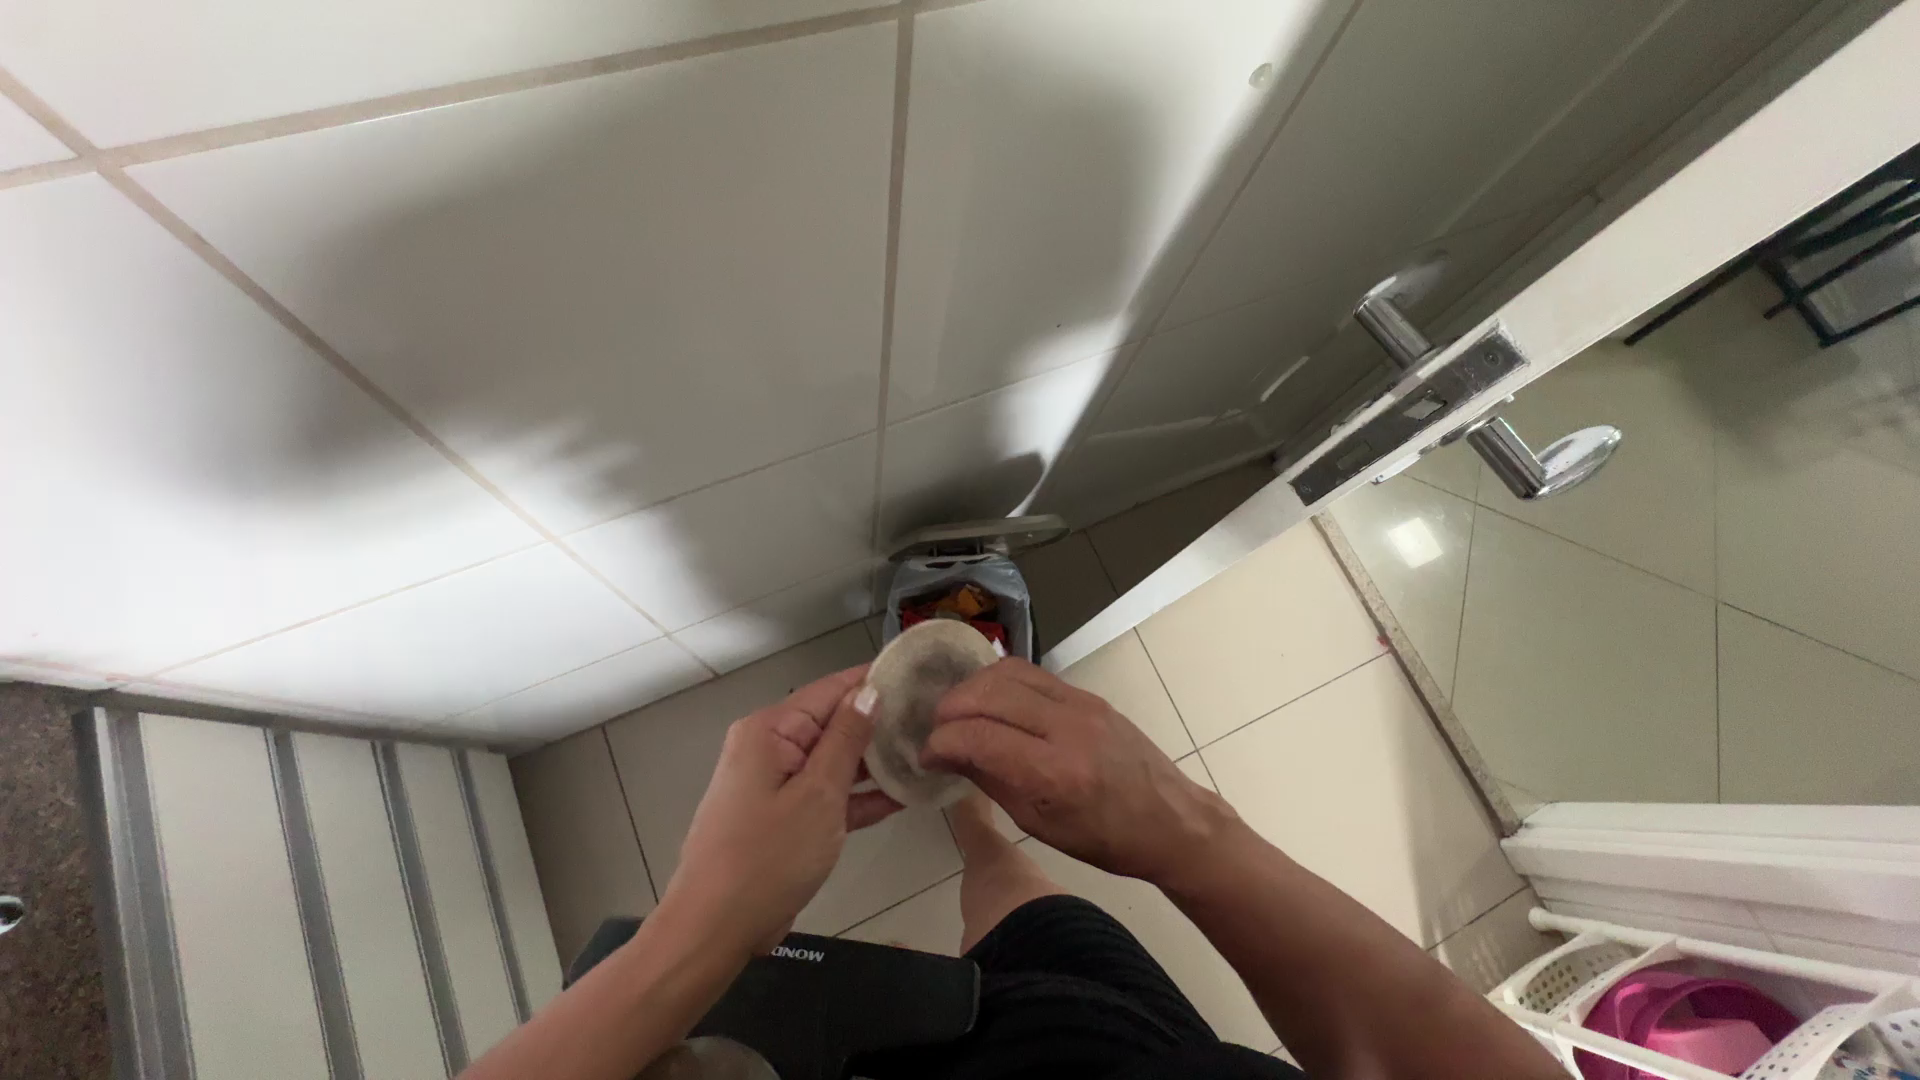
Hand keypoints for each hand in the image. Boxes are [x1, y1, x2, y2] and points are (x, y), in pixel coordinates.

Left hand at [662, 665, 900, 952]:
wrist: (715, 930)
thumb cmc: (768, 856)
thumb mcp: (818, 794)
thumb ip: (847, 739)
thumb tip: (869, 691)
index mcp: (771, 730)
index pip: (831, 690)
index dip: (875, 681)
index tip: (921, 677)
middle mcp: (771, 747)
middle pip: (834, 724)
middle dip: (881, 724)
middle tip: (934, 720)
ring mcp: (778, 784)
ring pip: (835, 761)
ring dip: (876, 763)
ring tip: (927, 752)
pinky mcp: (786, 816)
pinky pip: (828, 794)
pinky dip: (859, 796)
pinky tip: (905, 796)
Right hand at [920, 658, 1236, 886]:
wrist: (1171, 820)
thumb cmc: (1104, 840)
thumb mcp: (1039, 825)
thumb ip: (991, 780)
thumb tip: (948, 752)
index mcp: (1054, 773)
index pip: (979, 737)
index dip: (941, 742)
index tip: (926, 756)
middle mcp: (1066, 728)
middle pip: (988, 694)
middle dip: (950, 708)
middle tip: (936, 730)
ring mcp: (1080, 704)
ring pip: (1008, 672)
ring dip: (972, 688)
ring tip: (958, 711)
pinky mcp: (1088, 694)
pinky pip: (1032, 674)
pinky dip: (1000, 681)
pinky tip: (989, 700)